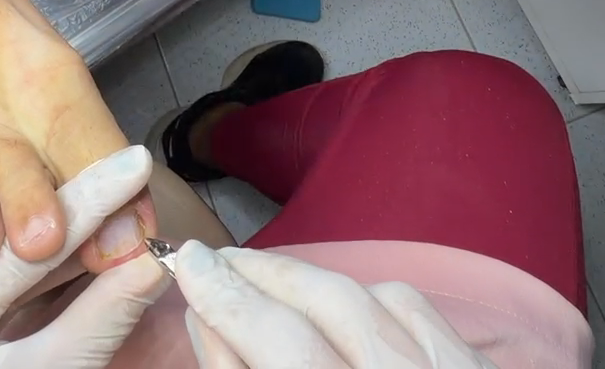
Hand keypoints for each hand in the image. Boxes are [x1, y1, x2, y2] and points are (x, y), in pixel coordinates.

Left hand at [0, 147, 171, 368]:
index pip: (29, 248)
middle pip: (10, 237)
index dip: (90, 201)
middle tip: (130, 174)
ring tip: (109, 195)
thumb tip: (151, 260)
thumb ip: (99, 318)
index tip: (135, 162)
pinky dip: (24, 251)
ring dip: (53, 227)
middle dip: (76, 208)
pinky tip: (65, 234)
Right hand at [171, 242, 491, 368]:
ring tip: (257, 272)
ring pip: (373, 300)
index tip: (186, 264)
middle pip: (329, 308)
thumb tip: (207, 321)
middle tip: (207, 258)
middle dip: (258, 275)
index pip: (282, 345)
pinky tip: (336, 297)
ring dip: (305, 277)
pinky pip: (418, 311)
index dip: (227, 298)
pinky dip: (366, 293)